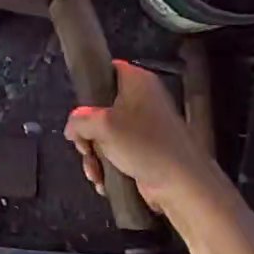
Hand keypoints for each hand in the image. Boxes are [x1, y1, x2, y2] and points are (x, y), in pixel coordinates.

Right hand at [63, 60, 214, 210]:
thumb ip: (78, 120)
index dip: (89, 85)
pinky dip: (106, 165)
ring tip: (96, 172)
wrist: (180, 183)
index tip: (79, 109)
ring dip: (93, 155)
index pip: (106, 69)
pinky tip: (104, 179)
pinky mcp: (143, 149)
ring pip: (102, 134)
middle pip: (98, 107)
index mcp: (137, 82)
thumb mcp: (102, 125)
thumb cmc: (144, 144)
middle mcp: (141, 99)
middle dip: (86, 133)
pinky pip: (114, 151)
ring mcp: (143, 126)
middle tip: (85, 146)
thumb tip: (72, 129)